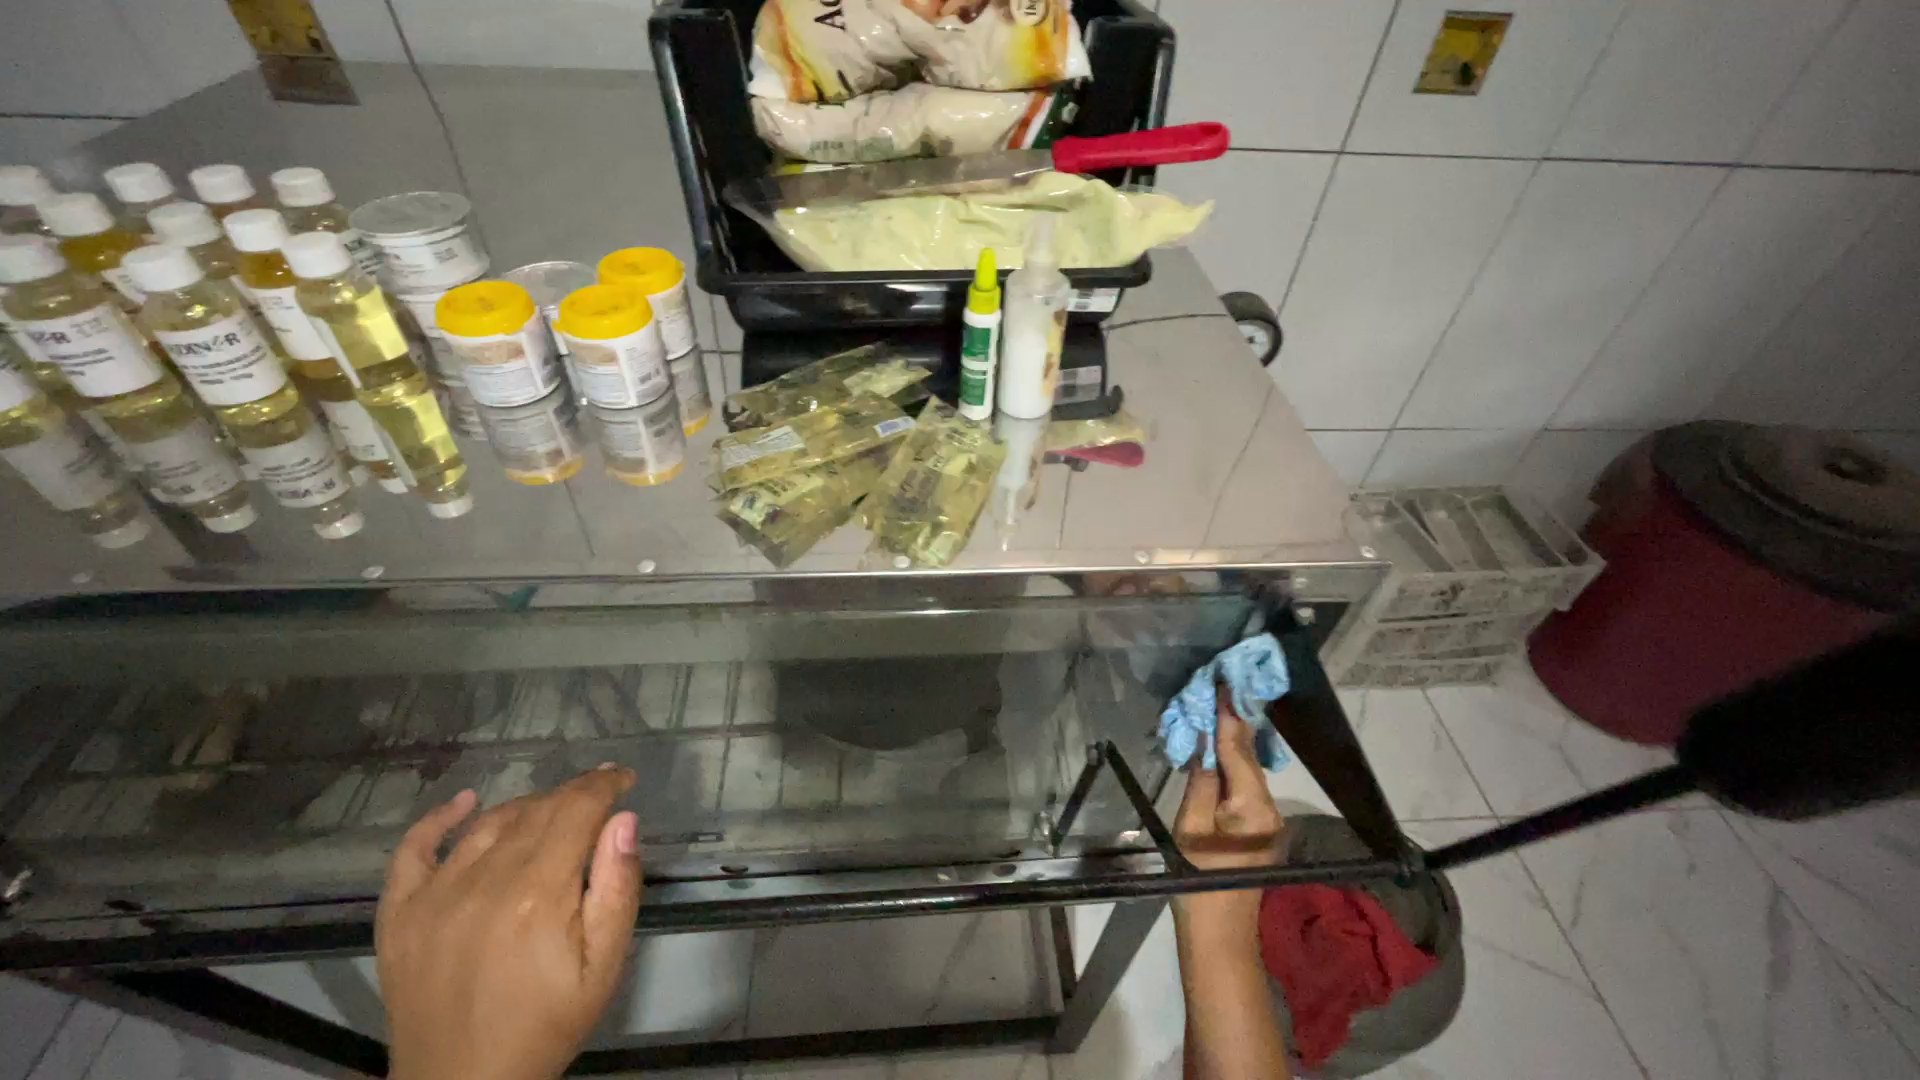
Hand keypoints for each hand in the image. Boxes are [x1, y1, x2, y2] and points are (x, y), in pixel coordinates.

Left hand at [377, 767, 643, 1079]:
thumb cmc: (547, 1024)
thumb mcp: (605, 965)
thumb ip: (618, 888)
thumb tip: (624, 819)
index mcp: (540, 893)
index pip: (578, 810)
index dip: (605, 785)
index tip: (624, 778)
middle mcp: (485, 881)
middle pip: (538, 811)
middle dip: (575, 793)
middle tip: (600, 794)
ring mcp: (435, 895)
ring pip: (490, 823)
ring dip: (528, 805)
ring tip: (555, 809)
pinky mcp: (400, 914)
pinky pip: (413, 849)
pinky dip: (438, 819)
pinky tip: (464, 802)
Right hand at [1170, 702, 1293, 1078]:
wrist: (1220, 935)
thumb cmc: (1198, 882)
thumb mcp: (1189, 827)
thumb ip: (1199, 782)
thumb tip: (1202, 745)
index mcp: (1253, 807)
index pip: (1238, 750)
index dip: (1228, 715)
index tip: (1223, 683)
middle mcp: (1271, 809)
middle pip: (1248, 758)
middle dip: (1229, 726)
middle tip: (1212, 691)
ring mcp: (1271, 821)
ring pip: (1248, 773)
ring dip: (1229, 746)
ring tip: (1209, 715)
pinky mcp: (1264, 830)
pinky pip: (1247, 788)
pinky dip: (1232, 767)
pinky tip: (1215, 753)